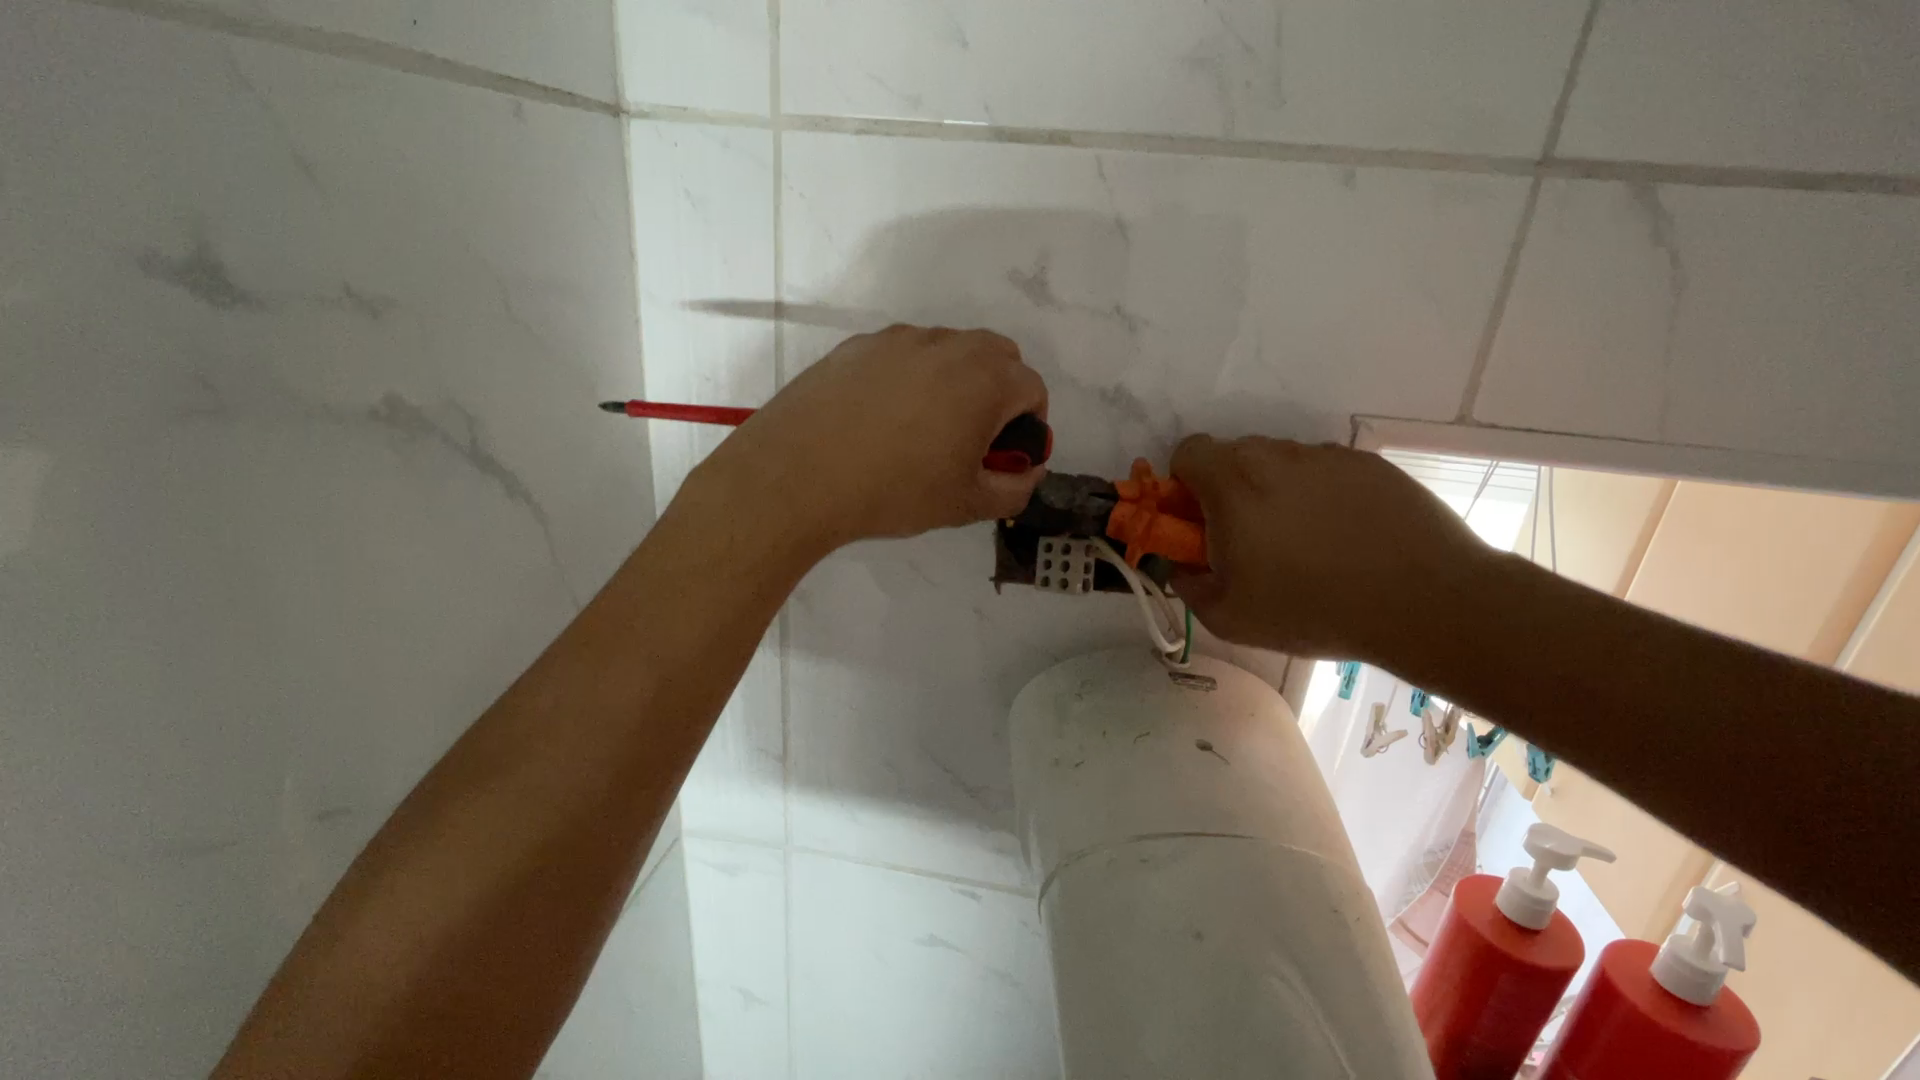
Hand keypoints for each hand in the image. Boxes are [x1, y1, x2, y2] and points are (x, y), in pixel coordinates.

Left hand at [697, 324, 1047, 550]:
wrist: (797, 476)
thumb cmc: (894, 491)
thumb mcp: (966, 504)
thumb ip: (1014, 489)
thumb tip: (1027, 472)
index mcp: (985, 378)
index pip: (1032, 388)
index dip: (1028, 426)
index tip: (1002, 457)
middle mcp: (947, 345)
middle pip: (996, 356)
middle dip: (997, 393)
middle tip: (970, 440)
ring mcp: (898, 340)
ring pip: (947, 351)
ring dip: (953, 382)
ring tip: (919, 432)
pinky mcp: (856, 346)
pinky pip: (901, 356)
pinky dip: (907, 379)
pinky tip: (877, 422)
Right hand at [1170, 435, 1493, 660]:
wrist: (1424, 600)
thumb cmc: (1312, 608)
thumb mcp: (1229, 616)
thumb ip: (1188, 584)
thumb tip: (1182, 565)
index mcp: (1232, 482)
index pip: (1188, 452)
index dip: (1184, 485)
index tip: (1200, 525)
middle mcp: (1276, 455)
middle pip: (1234, 455)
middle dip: (1229, 489)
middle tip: (1250, 541)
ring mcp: (1328, 456)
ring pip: (1282, 462)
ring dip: (1276, 492)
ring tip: (1306, 545)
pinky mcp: (1370, 464)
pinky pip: (1326, 472)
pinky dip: (1322, 496)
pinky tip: (1347, 540)